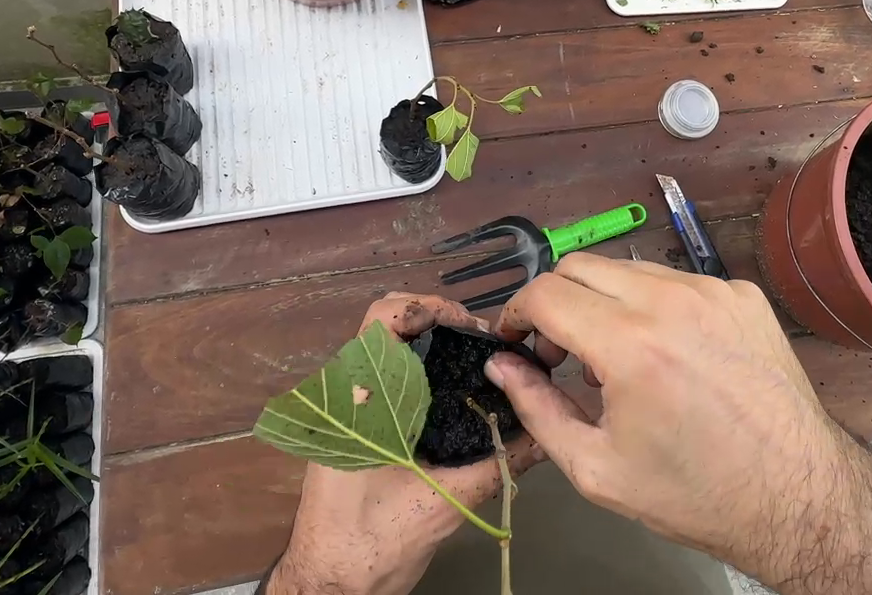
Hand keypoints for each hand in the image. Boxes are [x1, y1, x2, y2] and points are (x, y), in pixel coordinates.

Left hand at [267, 293, 544, 594]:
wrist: (328, 586)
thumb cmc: (374, 543)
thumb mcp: (443, 504)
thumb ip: (494, 464)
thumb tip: (542, 435)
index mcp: (359, 397)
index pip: (381, 317)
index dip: (427, 306)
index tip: (468, 326)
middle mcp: (346, 390)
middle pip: (386, 322)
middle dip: (433, 318)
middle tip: (476, 340)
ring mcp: (344, 405)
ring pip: (384, 347)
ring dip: (425, 341)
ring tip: (470, 359)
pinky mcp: (351, 422)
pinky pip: (383, 374)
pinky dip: (415, 366)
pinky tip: (449, 389)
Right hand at [483, 257, 845, 583]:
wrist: (800, 498)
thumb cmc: (692, 493)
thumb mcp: (598, 469)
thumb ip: (537, 408)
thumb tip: (501, 364)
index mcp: (629, 344)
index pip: (544, 293)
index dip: (516, 313)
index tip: (516, 341)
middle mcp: (669, 299)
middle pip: (578, 266)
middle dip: (555, 302)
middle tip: (563, 353)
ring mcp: (711, 289)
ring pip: (626, 268)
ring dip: (604, 301)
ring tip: (619, 356)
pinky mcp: (741, 292)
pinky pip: (675, 280)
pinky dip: (655, 306)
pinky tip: (671, 352)